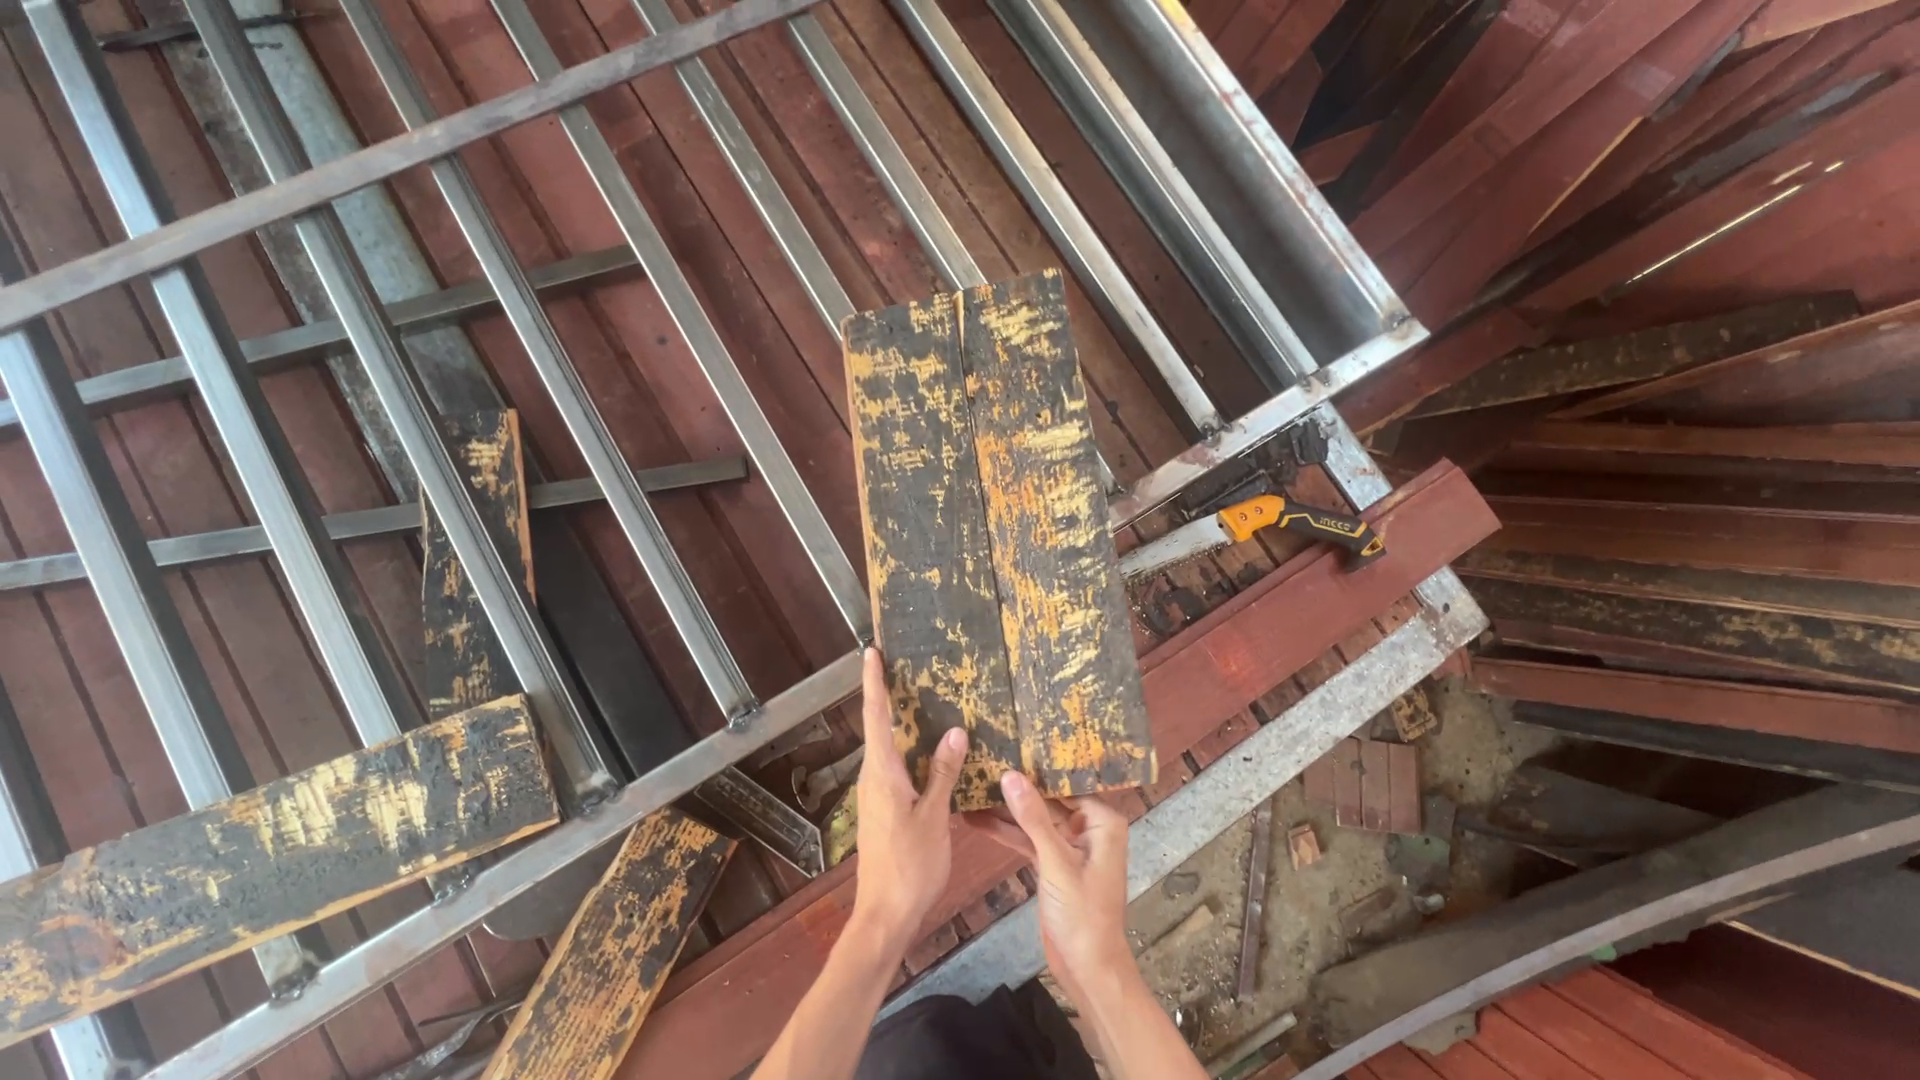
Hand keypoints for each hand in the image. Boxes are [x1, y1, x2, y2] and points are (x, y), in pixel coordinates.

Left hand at [849, 647, 968, 953]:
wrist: (885, 914)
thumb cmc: (910, 865)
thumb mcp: (934, 817)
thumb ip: (943, 773)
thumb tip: (954, 732)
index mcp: (881, 773)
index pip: (876, 716)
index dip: (874, 682)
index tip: (871, 651)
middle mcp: (872, 778)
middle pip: (878, 727)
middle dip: (887, 695)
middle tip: (904, 665)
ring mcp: (876, 795)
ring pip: (886, 748)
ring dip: (900, 722)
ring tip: (922, 698)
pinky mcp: (883, 810)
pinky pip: (895, 767)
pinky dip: (908, 749)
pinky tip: (929, 751)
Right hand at [971, 772, 1133, 1004]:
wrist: (1088, 968)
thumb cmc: (1082, 914)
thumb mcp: (1056, 863)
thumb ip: (1032, 818)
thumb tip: (1010, 775)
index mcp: (1103, 822)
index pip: (1066, 784)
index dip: (1037, 768)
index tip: (1006, 747)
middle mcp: (1088, 829)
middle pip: (1048, 800)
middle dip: (1017, 788)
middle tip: (983, 763)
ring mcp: (1069, 848)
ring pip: (1034, 820)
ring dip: (1006, 811)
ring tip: (971, 788)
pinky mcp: (1053, 865)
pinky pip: (1028, 840)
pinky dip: (1007, 833)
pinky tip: (978, 820)